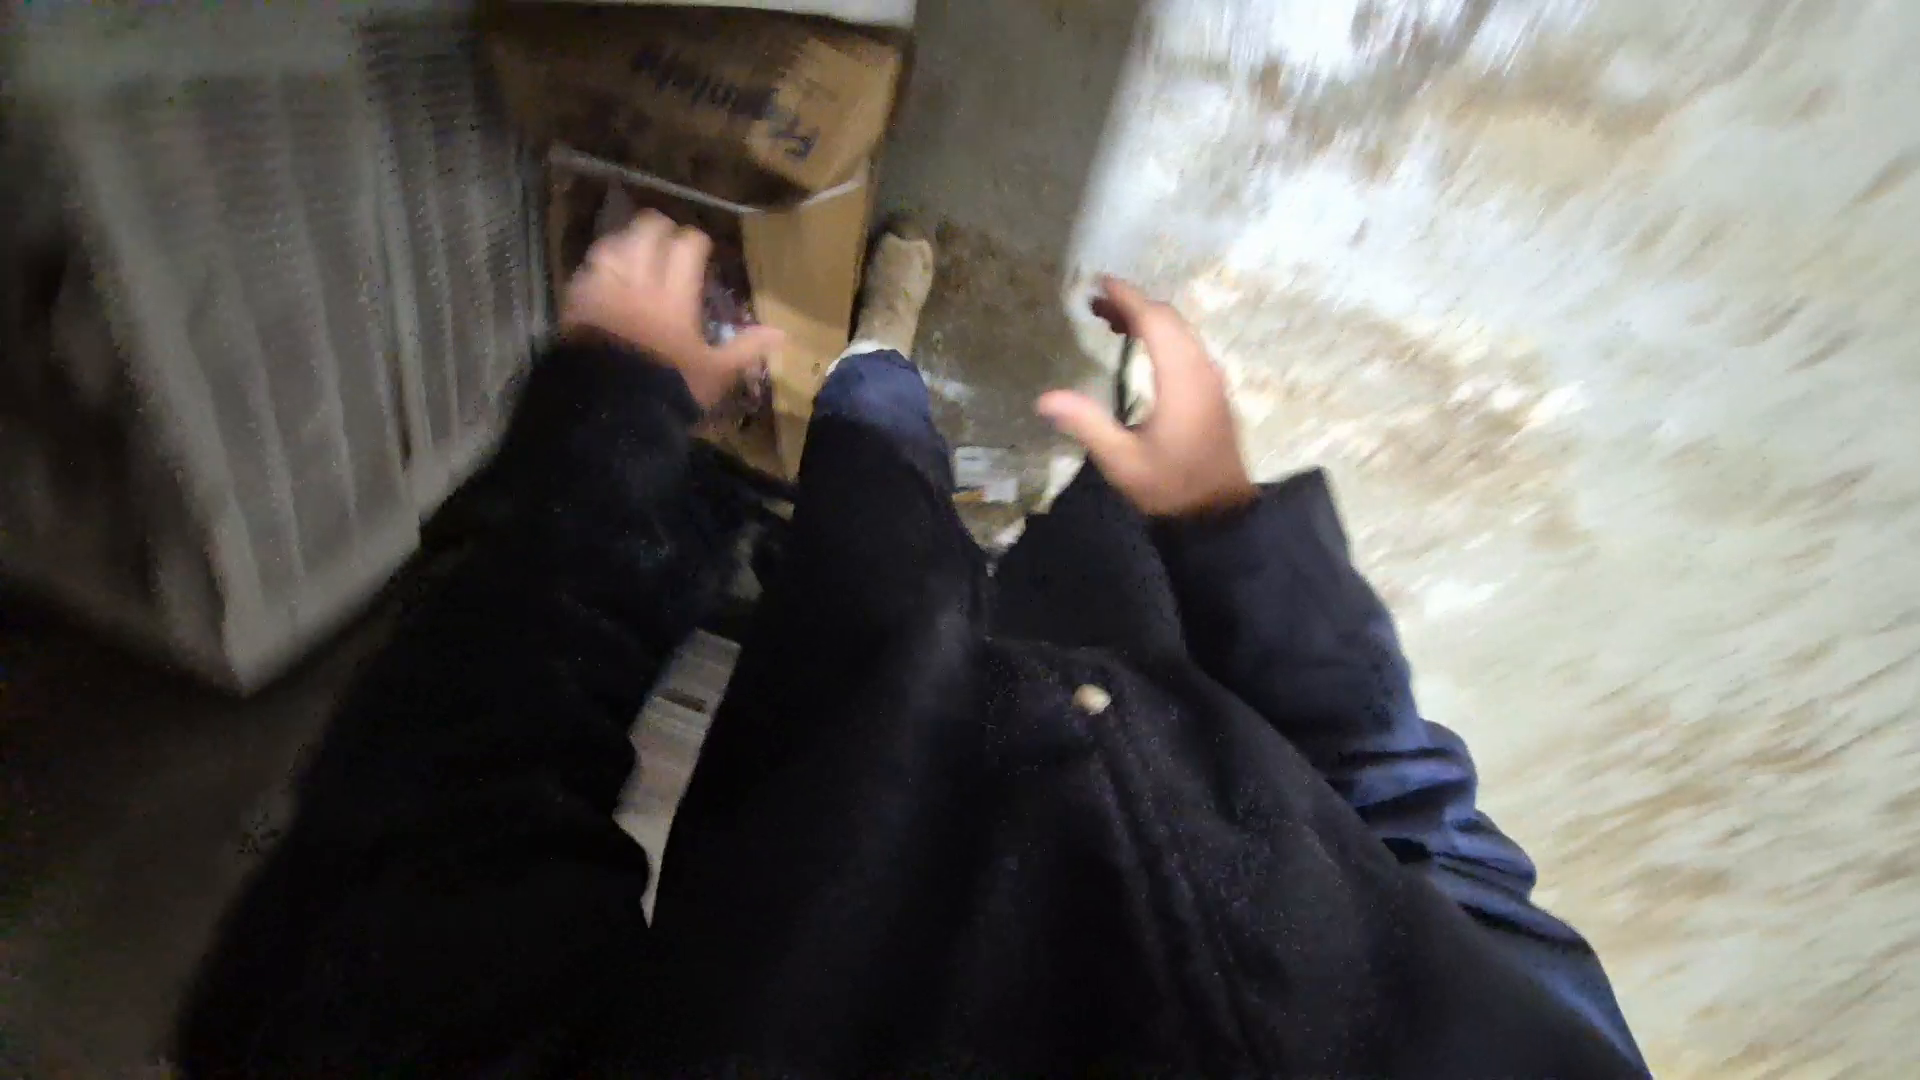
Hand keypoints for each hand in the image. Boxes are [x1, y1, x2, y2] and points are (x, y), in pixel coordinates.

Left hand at [559, 211, 783, 408]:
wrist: (615, 406)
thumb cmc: (672, 386)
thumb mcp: (717, 371)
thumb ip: (746, 347)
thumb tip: (781, 333)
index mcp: (676, 295)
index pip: (687, 247)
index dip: (696, 241)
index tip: (702, 246)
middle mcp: (640, 281)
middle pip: (647, 233)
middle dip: (660, 229)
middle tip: (668, 236)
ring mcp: (606, 287)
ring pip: (615, 243)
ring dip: (627, 240)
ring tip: (636, 246)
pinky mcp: (578, 300)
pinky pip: (588, 267)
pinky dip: (601, 262)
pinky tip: (606, 270)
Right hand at [1036, 276, 1256, 516]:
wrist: (1219, 514)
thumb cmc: (1170, 487)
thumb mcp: (1122, 461)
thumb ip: (1087, 424)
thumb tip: (1045, 399)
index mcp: (1181, 379)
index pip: (1154, 321)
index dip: (1127, 298)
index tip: (1100, 283)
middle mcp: (1202, 369)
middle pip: (1170, 320)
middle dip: (1134, 305)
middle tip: (1096, 304)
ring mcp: (1213, 380)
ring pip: (1182, 333)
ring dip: (1149, 320)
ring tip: (1112, 323)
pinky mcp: (1215, 393)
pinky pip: (1189, 348)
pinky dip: (1164, 338)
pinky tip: (1143, 352)